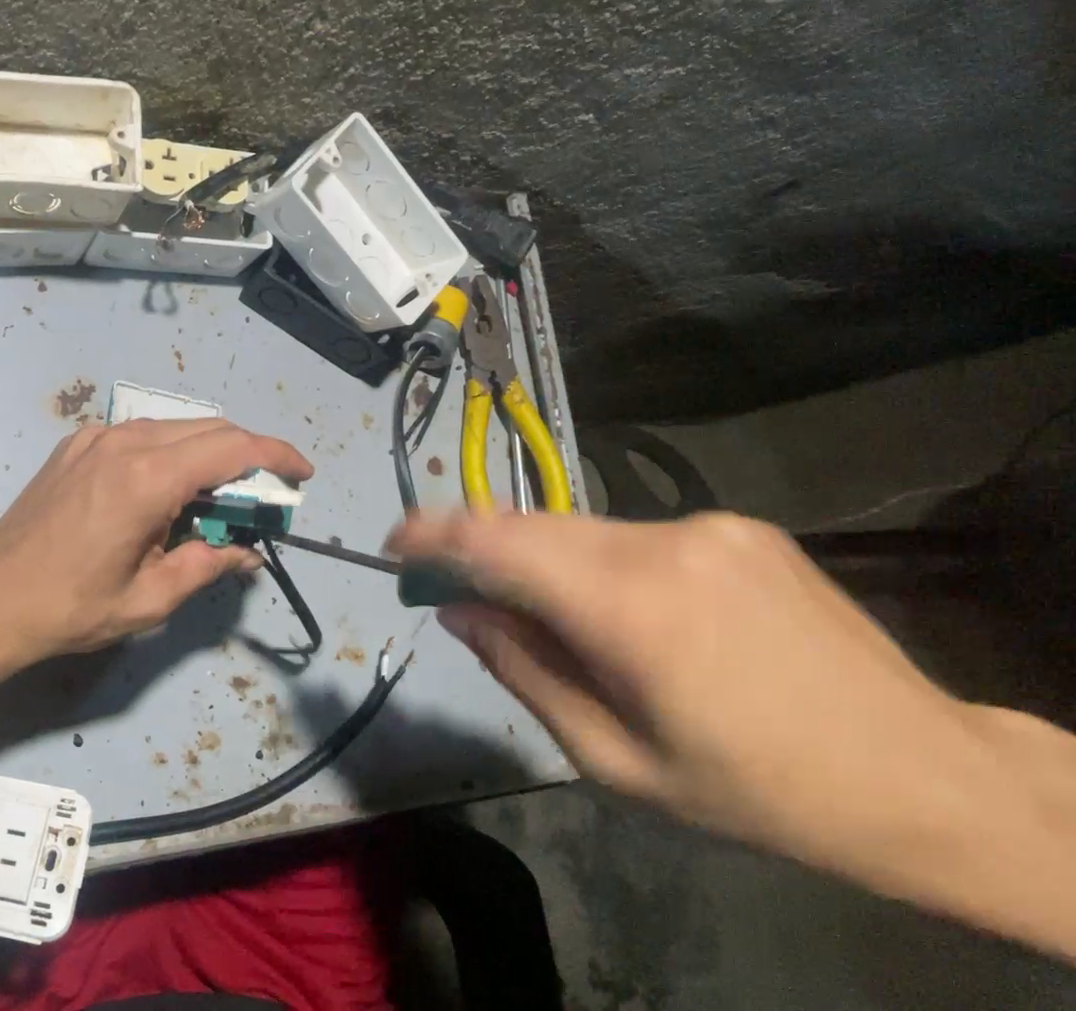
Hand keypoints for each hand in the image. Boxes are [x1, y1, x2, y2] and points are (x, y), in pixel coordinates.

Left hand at [0, 419, 311, 672]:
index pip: (231, 448)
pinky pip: (137, 436)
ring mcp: (92, 440)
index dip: (275, 456)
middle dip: (246, 456)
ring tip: (219, 501)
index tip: (302, 473)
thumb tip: (248, 553)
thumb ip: (208, 566)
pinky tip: (167, 492)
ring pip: (172, 429)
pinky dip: (168, 454)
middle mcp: (121, 443)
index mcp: (146, 479)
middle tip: (264, 498)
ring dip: (206, 455)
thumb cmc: (70, 608)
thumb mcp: (149, 599)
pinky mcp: (72, 447)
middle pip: (207, 430)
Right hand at [386, 511, 976, 859]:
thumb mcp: (612, 758)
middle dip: (477, 548)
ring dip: (539, 558)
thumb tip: (460, 611)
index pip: (499, 543)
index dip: (433, 535)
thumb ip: (522, 670)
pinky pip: (633, 534)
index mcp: (630, 608)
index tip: (393, 545)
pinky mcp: (742, 528)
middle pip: (532, 526)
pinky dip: (595, 560)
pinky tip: (617, 609)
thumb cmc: (754, 791)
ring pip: (582, 528)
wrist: (924, 776)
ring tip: (537, 612)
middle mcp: (666, 543)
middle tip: (447, 586)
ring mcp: (711, 527)